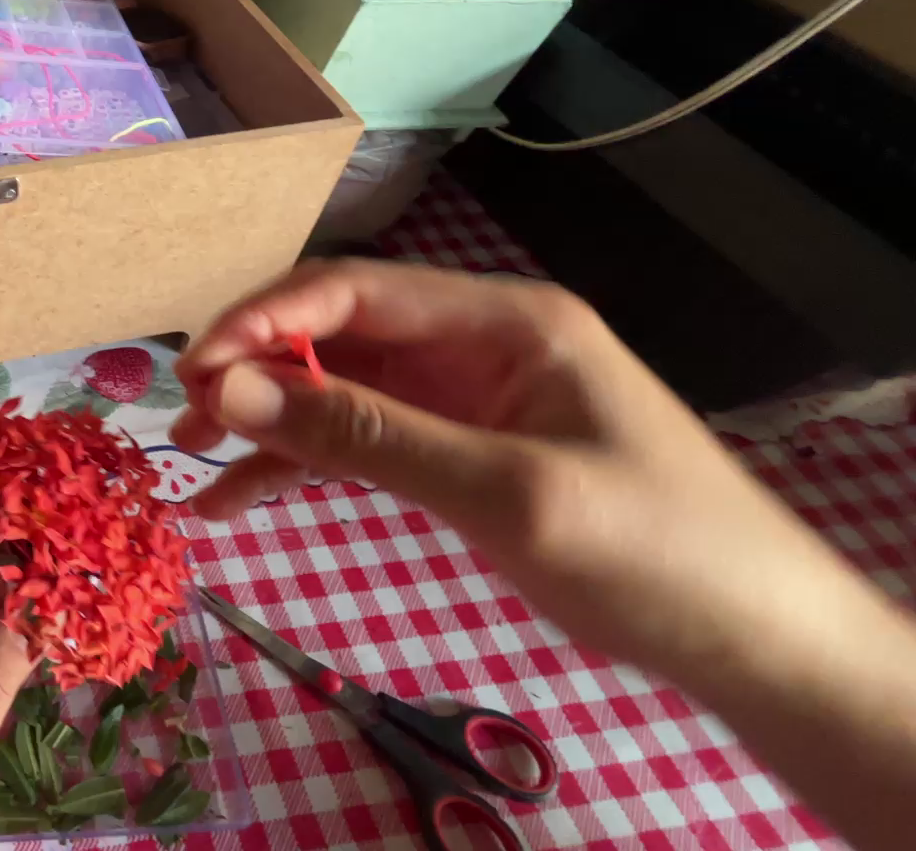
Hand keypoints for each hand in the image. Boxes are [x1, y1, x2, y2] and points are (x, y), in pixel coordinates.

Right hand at [172, 259, 915, 848]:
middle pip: (328, 337)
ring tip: (193, 458)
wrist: (756, 649)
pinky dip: (290, 467)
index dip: (261, 320)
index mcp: (494, 321)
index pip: (348, 292)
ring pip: (326, 391)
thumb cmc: (656, 554)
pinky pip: (346, 443)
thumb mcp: (502, 491)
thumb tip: (230, 391)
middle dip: (249, 371)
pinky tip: (236, 499)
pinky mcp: (439, 449)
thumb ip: (362, 435)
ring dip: (260, 421)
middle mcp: (461, 345)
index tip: (195, 370)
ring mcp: (448, 398)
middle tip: (185, 419)